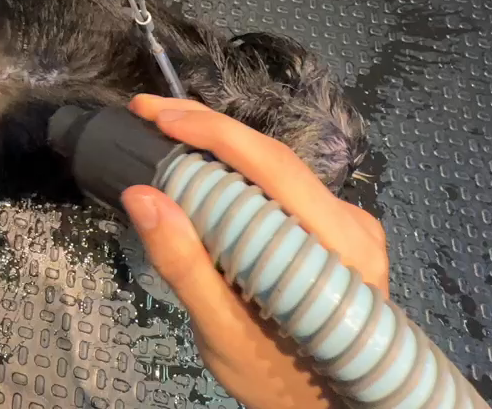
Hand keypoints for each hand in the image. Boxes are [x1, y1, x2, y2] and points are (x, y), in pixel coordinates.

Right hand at [120, 95, 388, 408]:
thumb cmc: (283, 382)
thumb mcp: (226, 338)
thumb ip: (186, 269)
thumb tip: (141, 194)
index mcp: (340, 247)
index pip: (273, 166)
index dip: (213, 132)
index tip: (157, 117)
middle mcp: (350, 222)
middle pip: (270, 154)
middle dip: (203, 123)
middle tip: (144, 110)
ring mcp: (343, 221)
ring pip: (270, 160)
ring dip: (212, 137)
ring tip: (160, 122)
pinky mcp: (328, 224)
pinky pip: (273, 179)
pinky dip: (228, 160)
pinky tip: (194, 154)